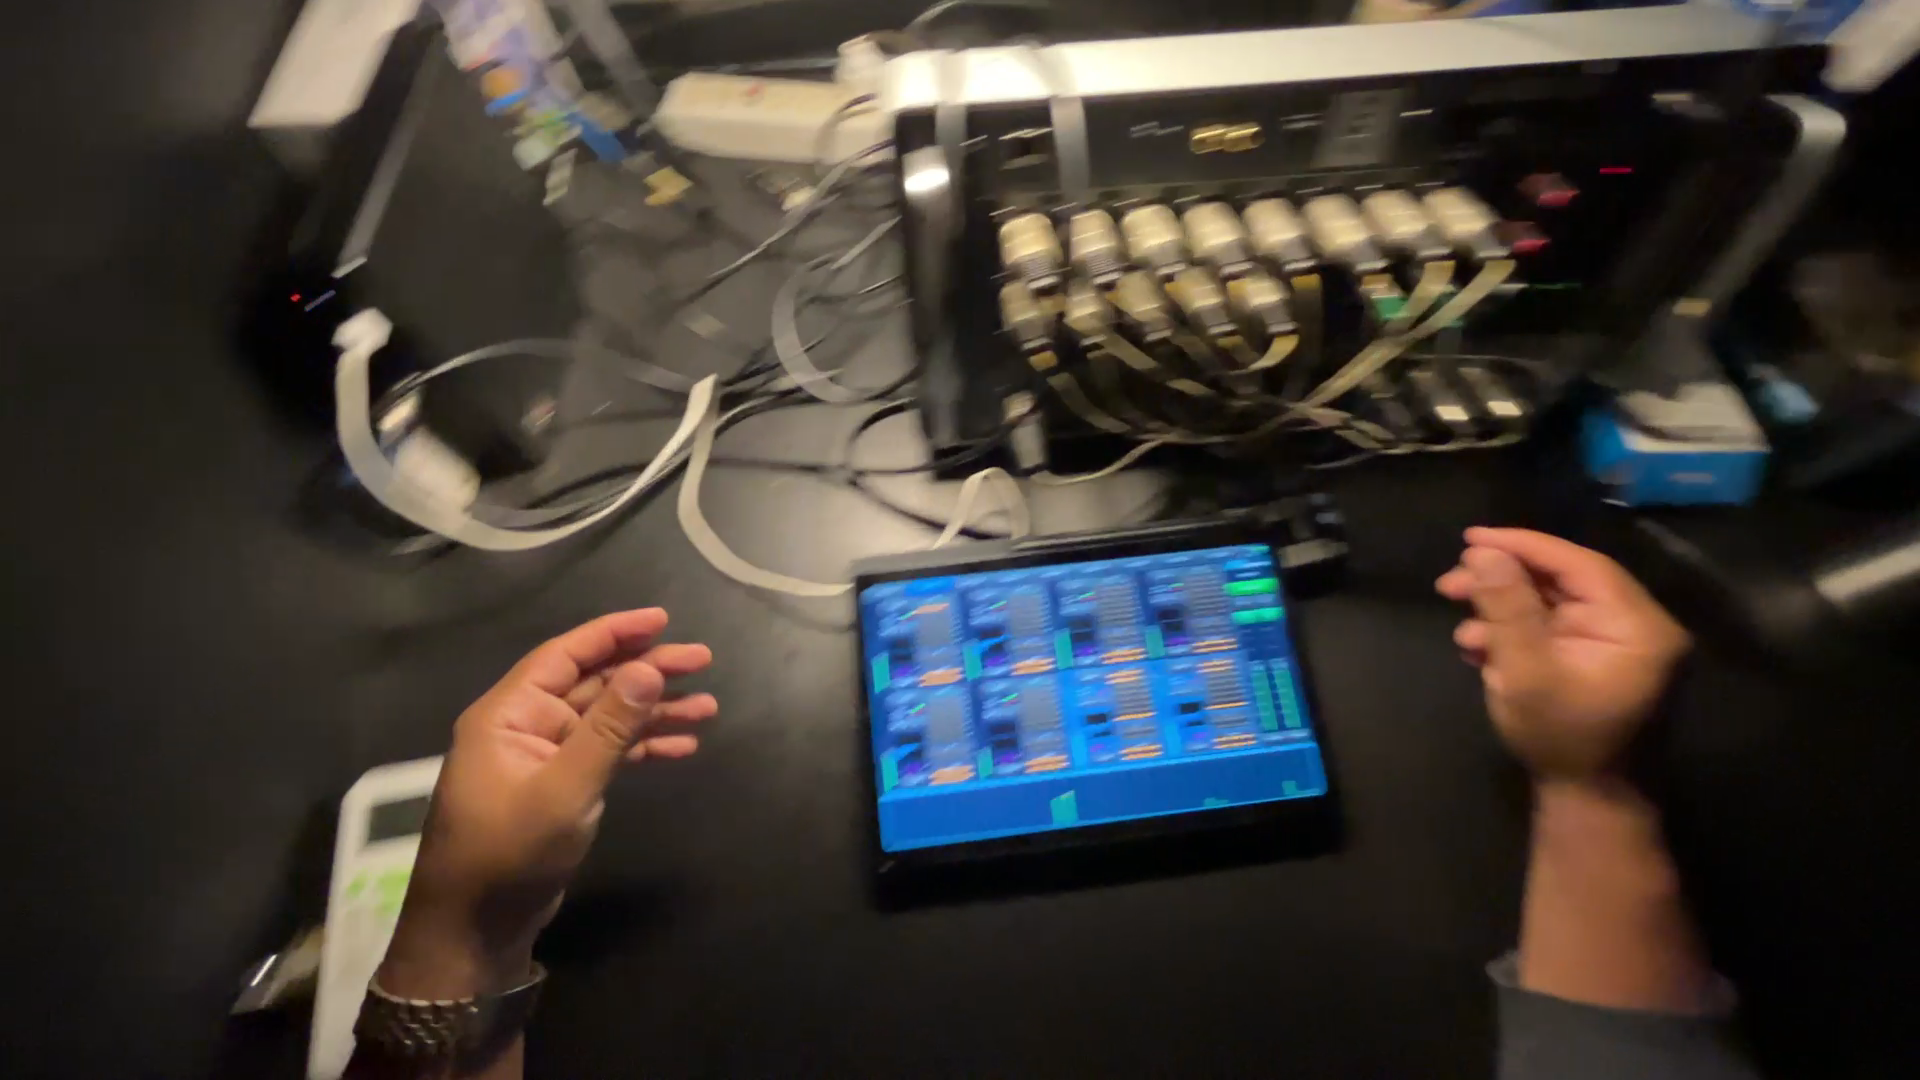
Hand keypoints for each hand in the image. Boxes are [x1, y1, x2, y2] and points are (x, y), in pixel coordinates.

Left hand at [378, 609, 716, 998]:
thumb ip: (609, 727)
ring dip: (655, 711)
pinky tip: (683, 746)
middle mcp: (527, 726)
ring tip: (708, 707)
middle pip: (596, 683)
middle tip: (702, 661)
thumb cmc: (509, 854)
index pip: (567, 655)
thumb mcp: (565, 788)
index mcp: (510, 714)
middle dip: (649, 672)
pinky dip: (644, 746)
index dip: (615, 633)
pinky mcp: (562, 784)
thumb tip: (648, 668)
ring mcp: (546, 756)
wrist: (474, 933)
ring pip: (609, 717)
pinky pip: (609, 751)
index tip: (663, 620)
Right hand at [1436, 528, 1688, 780]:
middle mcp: (1632, 626)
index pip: (1579, 565)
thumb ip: (1506, 609)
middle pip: (1560, 580)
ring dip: (1496, 605)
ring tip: (1456, 619)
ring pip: (1546, 601)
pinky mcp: (1589, 656)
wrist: (1588, 795)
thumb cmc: (1561, 734)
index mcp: (1635, 626)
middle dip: (1500, 579)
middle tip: (1448, 584)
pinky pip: (1545, 625)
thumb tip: (1483, 554)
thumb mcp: (1525, 670)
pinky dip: (1507, 628)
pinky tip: (1475, 645)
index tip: (1470, 539)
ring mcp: (1611, 642)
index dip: (1523, 546)